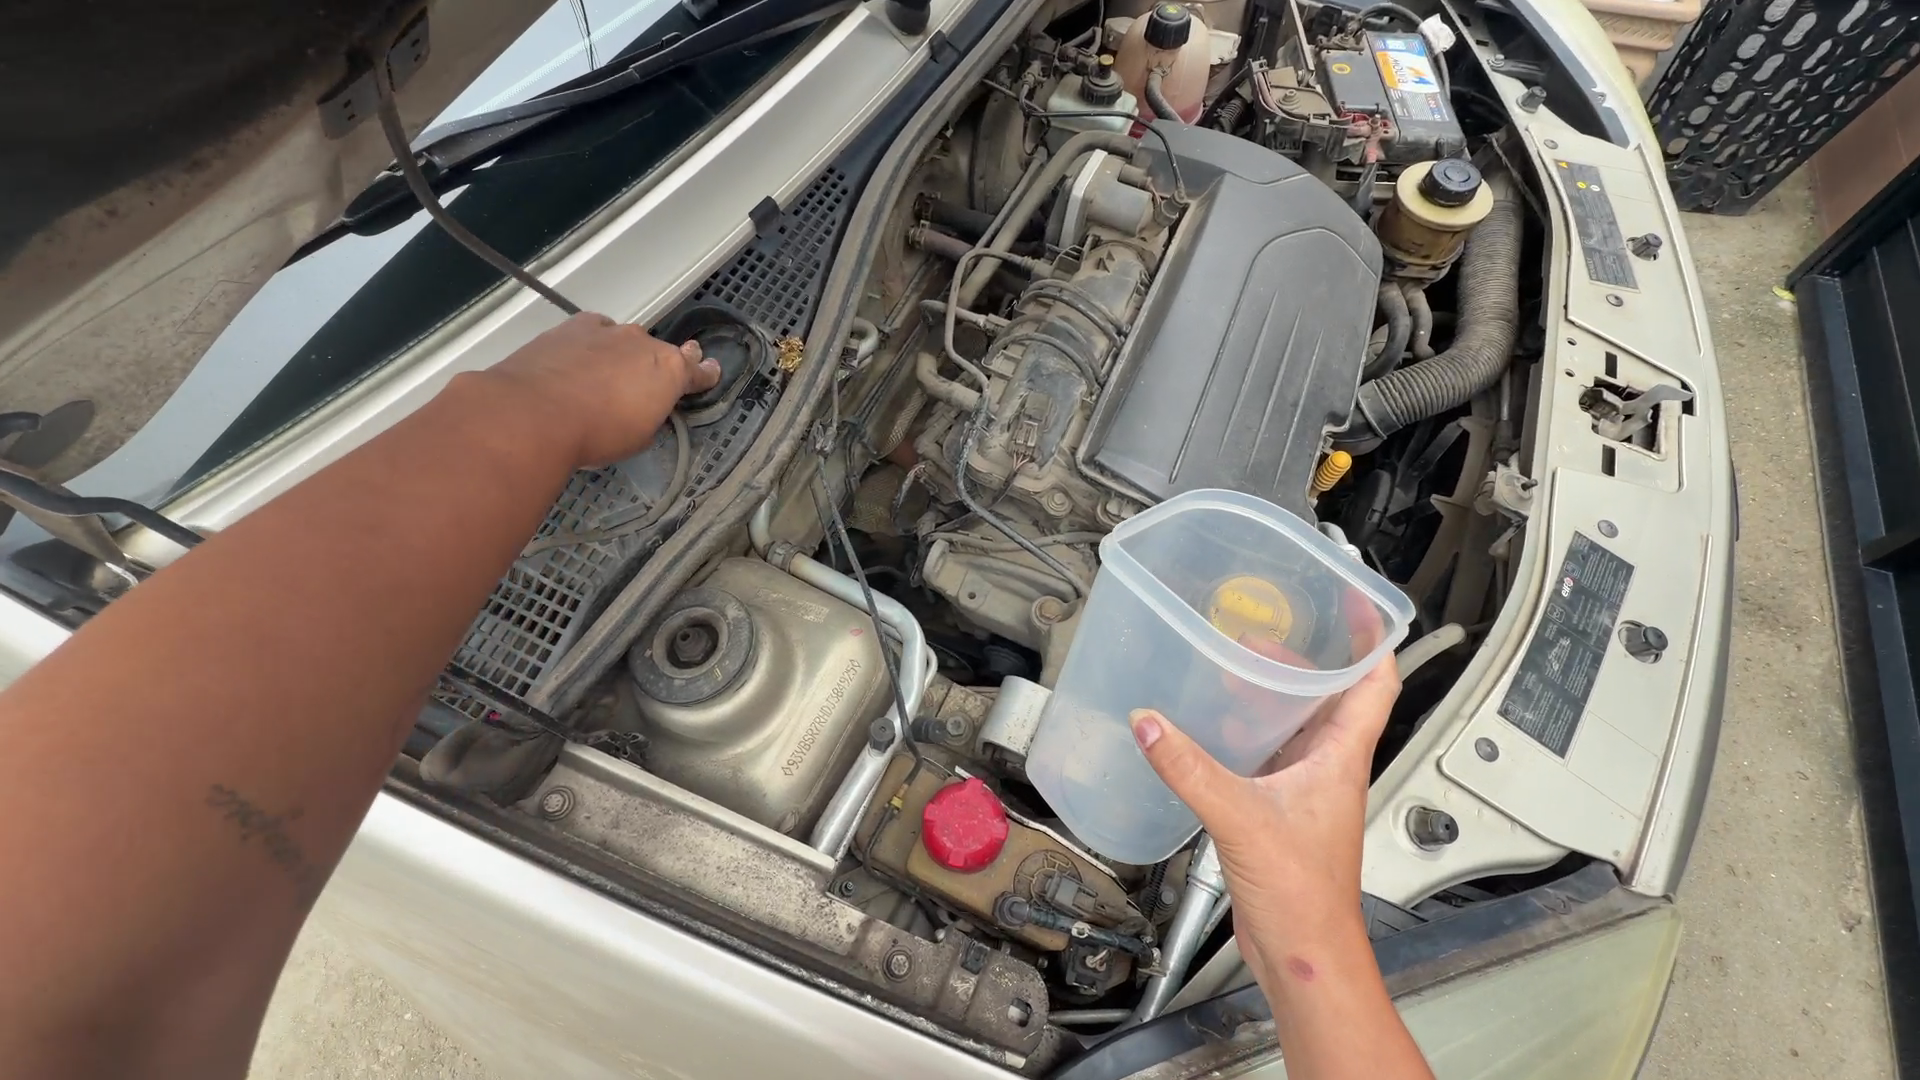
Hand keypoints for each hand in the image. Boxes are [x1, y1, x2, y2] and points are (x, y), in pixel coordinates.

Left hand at [484, 312, 720, 465]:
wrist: (534, 413)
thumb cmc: (599, 434)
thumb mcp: (640, 436)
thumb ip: (651, 414)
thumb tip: (644, 406)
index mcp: (669, 370)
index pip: (698, 370)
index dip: (705, 373)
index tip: (710, 371)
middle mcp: (643, 342)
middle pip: (660, 350)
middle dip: (659, 364)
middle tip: (650, 381)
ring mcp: (606, 330)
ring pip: (625, 339)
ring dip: (623, 354)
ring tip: (609, 375)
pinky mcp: (570, 327)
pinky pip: (593, 333)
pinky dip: (593, 345)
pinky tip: (582, 360)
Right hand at [1129, 654, 1399, 980]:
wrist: (1304, 953)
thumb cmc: (1302, 896)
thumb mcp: (1241, 818)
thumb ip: (1190, 768)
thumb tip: (1148, 723)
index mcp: (1342, 758)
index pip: (1375, 683)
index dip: (1370, 637)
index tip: (1352, 600)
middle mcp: (1330, 766)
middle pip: (1331, 694)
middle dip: (1303, 656)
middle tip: (1265, 629)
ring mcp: (1306, 786)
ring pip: (1300, 721)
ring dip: (1276, 690)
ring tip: (1238, 664)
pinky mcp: (1280, 805)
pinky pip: (1271, 750)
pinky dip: (1250, 727)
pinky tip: (1216, 723)